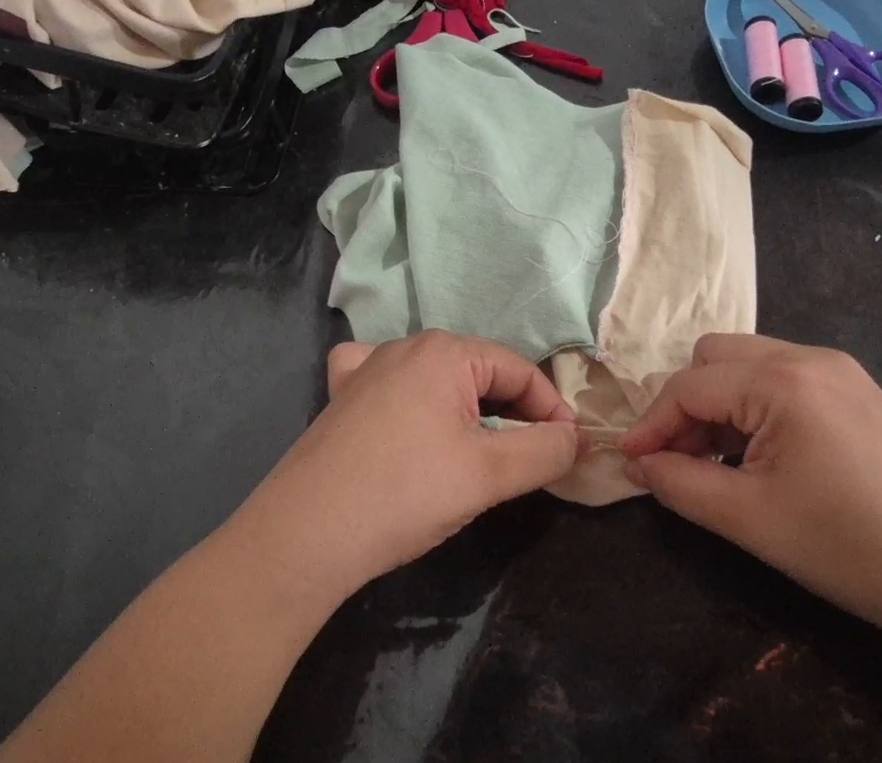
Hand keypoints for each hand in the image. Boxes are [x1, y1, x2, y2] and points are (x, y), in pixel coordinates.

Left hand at [226, 331, 580, 601]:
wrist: (304, 535)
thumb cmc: (406, 494)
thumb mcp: (489, 474)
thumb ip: (544, 451)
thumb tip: (576, 438)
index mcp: (446, 352)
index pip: (520, 371)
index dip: (551, 410)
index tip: (566, 451)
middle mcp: (405, 346)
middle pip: (480, 372)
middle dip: (512, 413)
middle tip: (527, 460)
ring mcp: (366, 369)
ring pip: (438, 380)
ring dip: (468, 411)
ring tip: (479, 453)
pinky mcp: (340, 398)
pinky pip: (389, 381)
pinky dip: (412, 397)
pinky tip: (409, 418)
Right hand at [619, 334, 881, 635]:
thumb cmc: (846, 546)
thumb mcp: (747, 518)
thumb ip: (679, 484)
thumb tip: (638, 466)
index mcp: (781, 380)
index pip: (690, 385)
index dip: (652, 424)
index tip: (629, 463)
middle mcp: (809, 357)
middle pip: (716, 356)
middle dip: (686, 404)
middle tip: (678, 460)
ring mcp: (839, 370)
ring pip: (749, 365)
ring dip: (719, 406)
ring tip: (717, 465)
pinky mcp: (856, 390)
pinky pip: (783, 380)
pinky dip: (754, 409)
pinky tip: (760, 458)